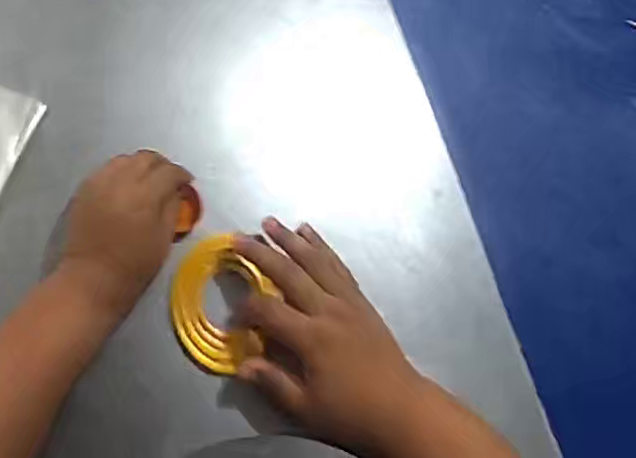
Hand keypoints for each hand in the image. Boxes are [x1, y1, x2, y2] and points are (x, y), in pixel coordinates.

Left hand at [58, 151, 190, 316]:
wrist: (89, 283)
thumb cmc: (132, 268)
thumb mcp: (163, 240)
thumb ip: (173, 208)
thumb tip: (176, 190)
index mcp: (144, 197)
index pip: (169, 172)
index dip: (181, 174)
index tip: (186, 181)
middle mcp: (121, 183)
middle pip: (146, 158)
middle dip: (162, 165)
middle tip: (168, 178)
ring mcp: (100, 184)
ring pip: (126, 159)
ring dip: (140, 165)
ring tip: (145, 179)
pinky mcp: (84, 189)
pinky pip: (107, 169)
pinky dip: (120, 171)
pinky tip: (124, 185)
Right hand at [232, 219, 445, 455]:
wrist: (400, 407)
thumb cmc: (352, 413)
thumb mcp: (307, 409)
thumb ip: (273, 382)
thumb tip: (241, 365)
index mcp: (312, 337)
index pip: (270, 311)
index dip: (248, 308)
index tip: (235, 314)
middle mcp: (328, 308)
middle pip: (289, 273)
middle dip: (261, 253)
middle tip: (239, 237)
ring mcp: (346, 298)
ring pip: (314, 260)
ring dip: (290, 239)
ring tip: (271, 222)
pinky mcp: (359, 297)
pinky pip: (336, 264)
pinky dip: (320, 245)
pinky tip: (308, 233)